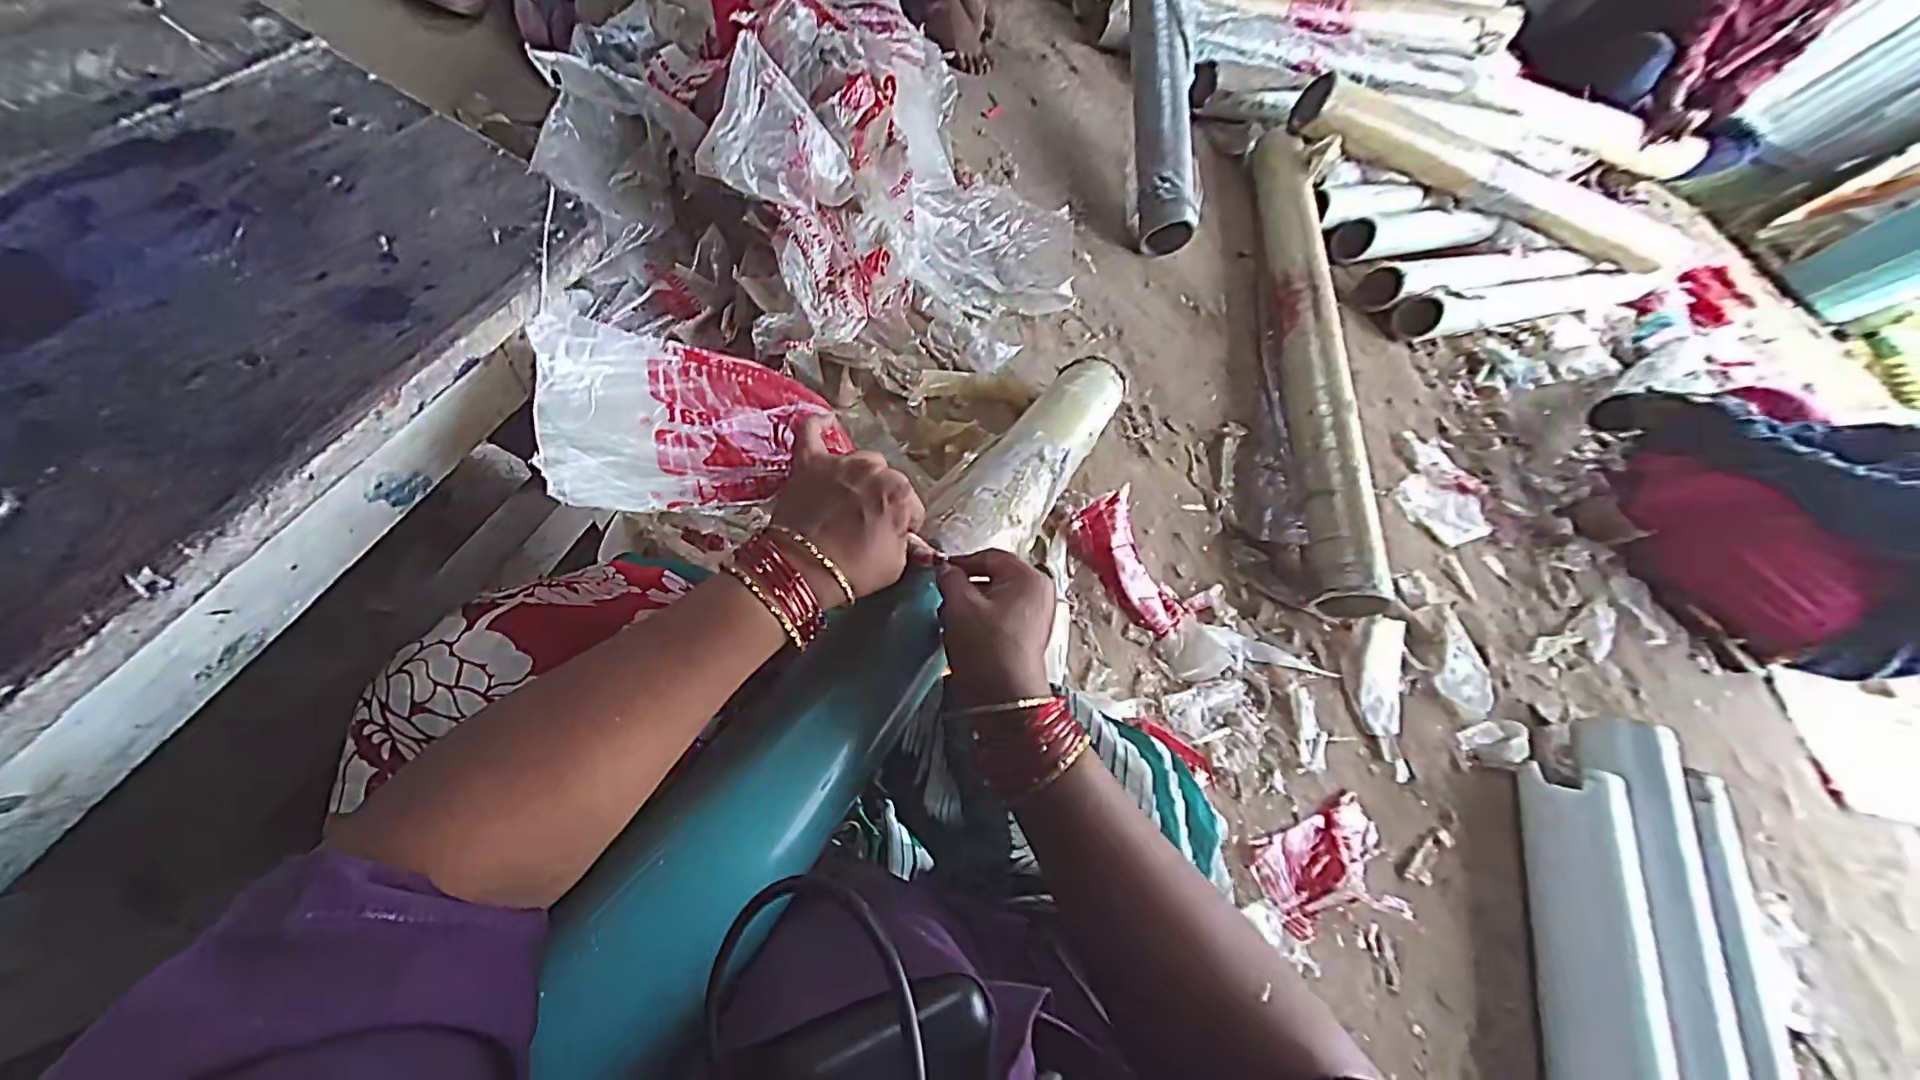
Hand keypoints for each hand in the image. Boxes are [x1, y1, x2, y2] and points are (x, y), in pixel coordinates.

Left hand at [770, 414, 924, 605]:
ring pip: (859, 461)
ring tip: (846, 500)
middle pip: (886, 480)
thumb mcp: (896, 565)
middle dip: (880, 500)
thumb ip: (905, 542)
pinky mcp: (809, 462)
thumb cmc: (854, 571)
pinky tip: (827, 421)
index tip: (890, 539)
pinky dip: (819, 425)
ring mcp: (840, 462)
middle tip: (866, 525)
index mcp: (901, 493)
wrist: (802, 570)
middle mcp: (875, 470)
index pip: (912, 507)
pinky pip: (811, 431)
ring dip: (858, 477)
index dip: (903, 526)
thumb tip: (903, 535)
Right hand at [936, 550, 1054, 705]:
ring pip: (997, 596)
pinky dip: (984, 617)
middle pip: (995, 576)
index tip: (939, 572)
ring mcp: (1038, 614)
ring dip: (973, 602)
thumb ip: (950, 578)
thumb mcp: (959, 605)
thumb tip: (946, 570)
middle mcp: (1040, 591)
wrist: (1005, 696)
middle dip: (966, 584)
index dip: (960, 563)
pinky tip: (966, 631)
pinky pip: (1003, 614)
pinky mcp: (1031, 634)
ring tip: (952, 616)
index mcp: (1029, 577)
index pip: (988, 556)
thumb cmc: (987, 647)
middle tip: (943, 595)